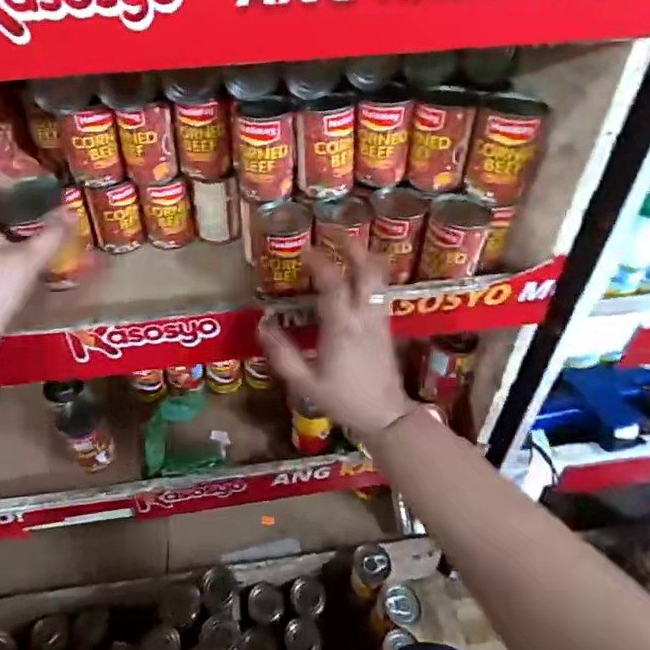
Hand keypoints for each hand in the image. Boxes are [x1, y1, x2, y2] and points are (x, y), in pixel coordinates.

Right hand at [257, 237, 417, 442]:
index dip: (319, 263)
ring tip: (349, 244)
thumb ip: (282, 354)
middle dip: (352, 248)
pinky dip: (373, 274)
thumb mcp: (305, 383)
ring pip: (378, 278)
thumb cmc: (343, 399)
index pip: (333, 284)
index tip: (304, 250)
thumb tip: (262, 325)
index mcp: (342, 327)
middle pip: (366, 271)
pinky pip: (383, 290)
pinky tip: (361, 272)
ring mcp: (379, 319)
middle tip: (334, 234)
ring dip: (365, 257)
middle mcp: (364, 316)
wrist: (384, 415)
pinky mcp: (387, 325)